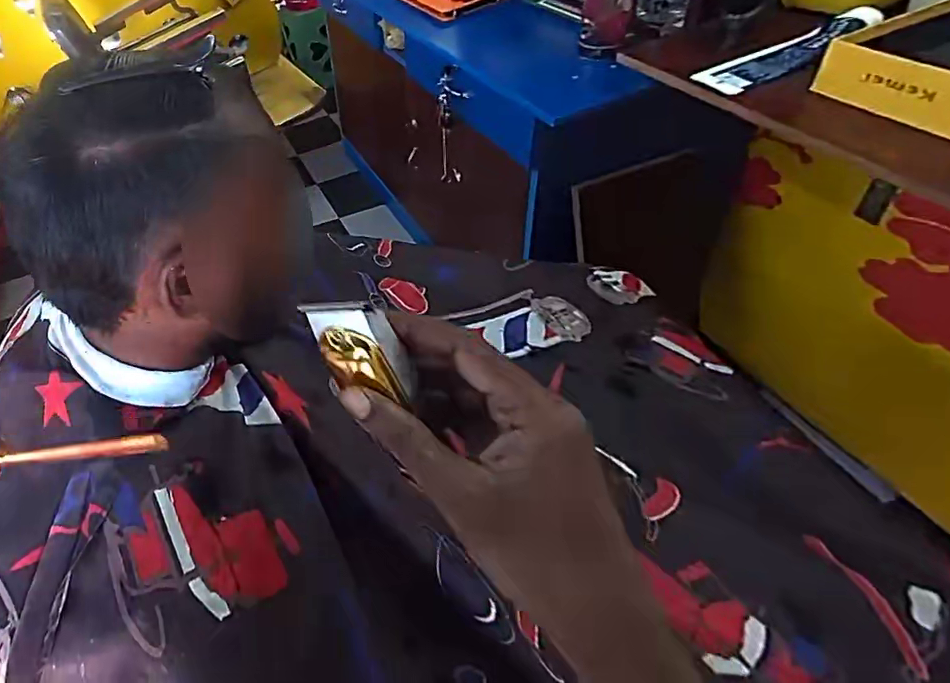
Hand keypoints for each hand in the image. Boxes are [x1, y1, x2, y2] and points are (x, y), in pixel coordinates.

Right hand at [339, 314, 697, 682]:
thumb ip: (402, 438)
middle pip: (468, 366)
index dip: (415, 331)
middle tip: (360, 353)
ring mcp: (539, 432)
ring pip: (472, 393)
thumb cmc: (531, 554)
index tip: (367, 323)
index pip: (466, 349)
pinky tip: (407, 420)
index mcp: (534, 409)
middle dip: (413, 359)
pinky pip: (480, 419)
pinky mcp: (532, 454)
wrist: (602, 626)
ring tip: (374, 384)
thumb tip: (347, 394)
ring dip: (425, 389)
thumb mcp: (457, 493)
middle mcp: (541, 409)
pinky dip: (444, 416)